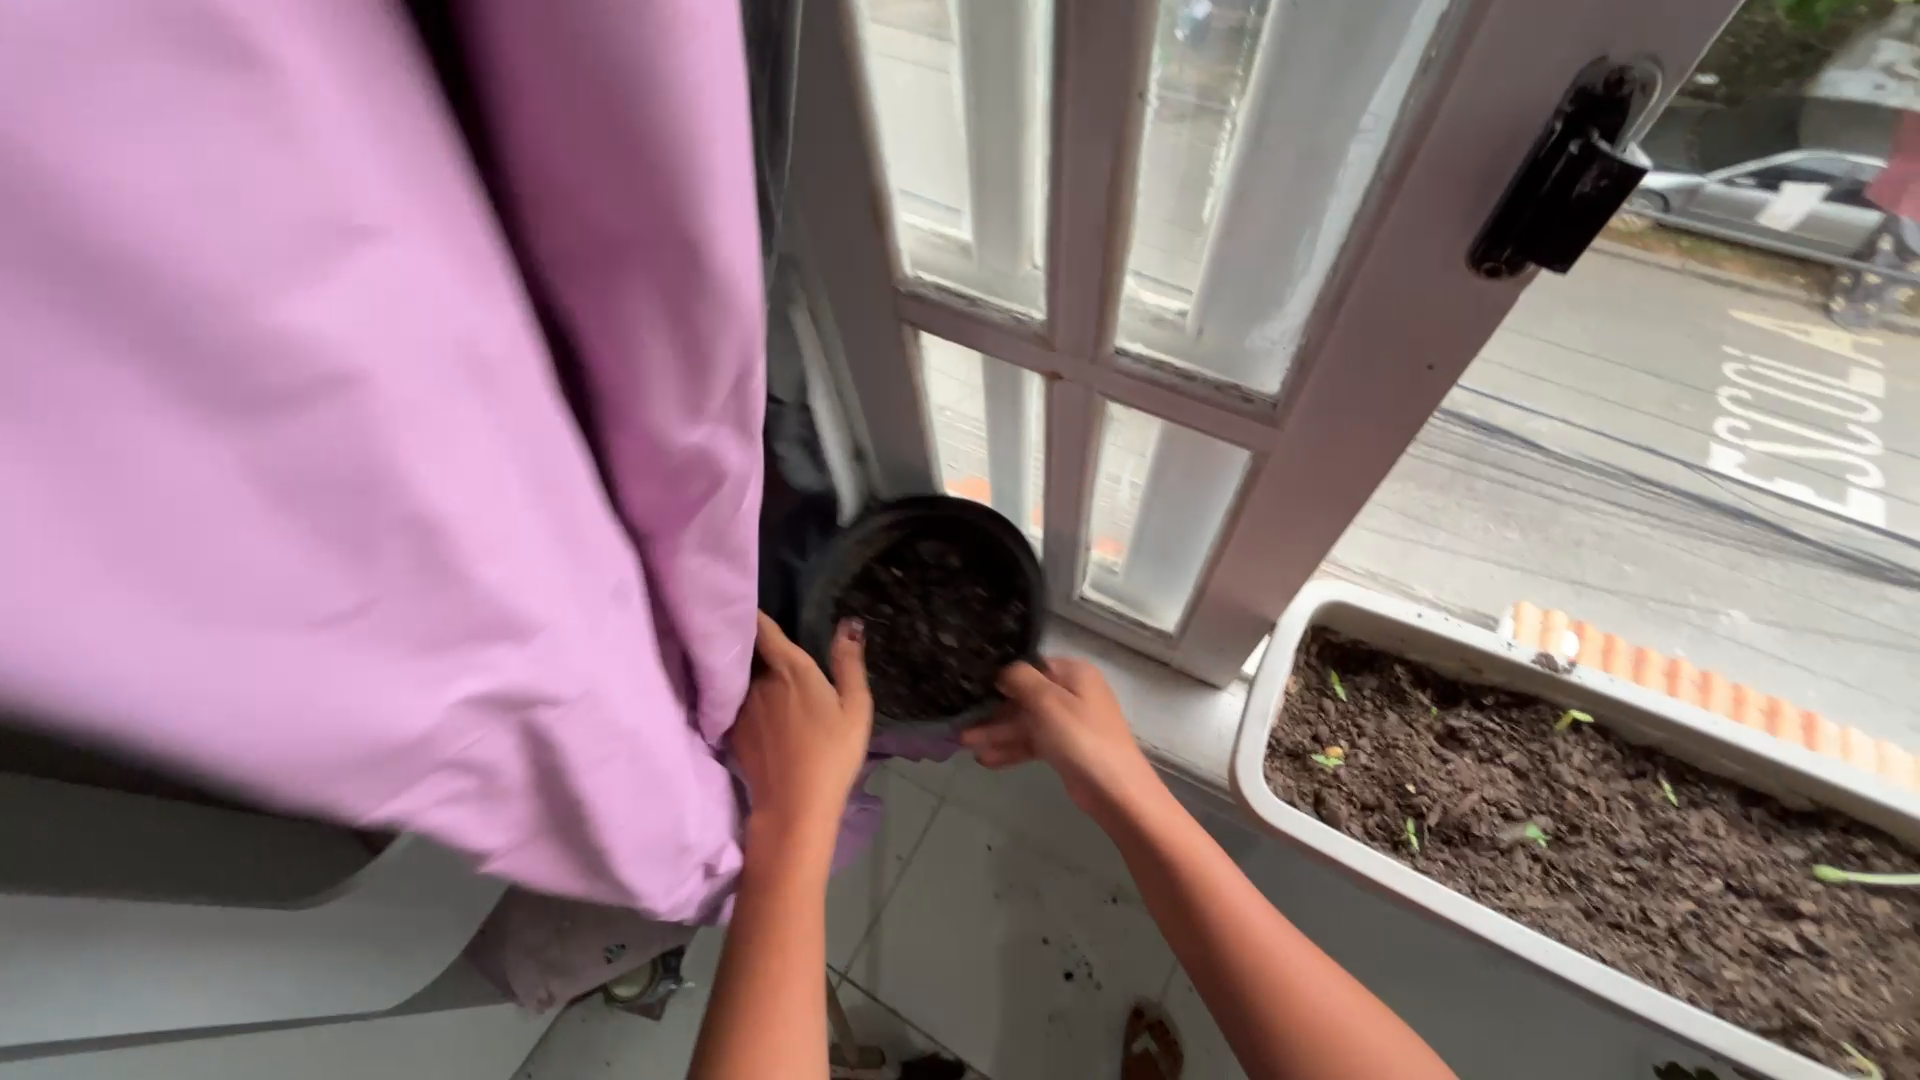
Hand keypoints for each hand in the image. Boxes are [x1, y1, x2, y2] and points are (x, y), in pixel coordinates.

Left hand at [731, 613, 872, 835]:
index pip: (762, 628)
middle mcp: (758, 680)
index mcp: (790, 668)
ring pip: (742, 679)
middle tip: (765, 642)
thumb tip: (848, 624)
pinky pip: (736, 704)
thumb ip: (849, 662)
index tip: (752, 601)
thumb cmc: (833, 753)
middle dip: (754, 644)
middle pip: (750, 652)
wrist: (794, 805)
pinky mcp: (731, 731)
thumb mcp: (856, 707)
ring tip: (761, 676)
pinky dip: (742, 700)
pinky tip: (756, 711)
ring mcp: (740, 706)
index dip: (755, 613)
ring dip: (748, 673)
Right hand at [959, 657, 1163, 820]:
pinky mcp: (1065, 749)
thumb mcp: (1047, 701)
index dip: (1003, 675)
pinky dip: (1012, 749)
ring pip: (1026, 722)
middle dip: (994, 710)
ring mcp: (1069, 723)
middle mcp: (1072, 693)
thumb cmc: (1080, 738)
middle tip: (961, 720)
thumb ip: (1020, 678)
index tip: (972, 684)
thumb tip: (1002, 671)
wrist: (1115, 791)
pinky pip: (1033, 743)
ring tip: (963, 743)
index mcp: (1073, 673)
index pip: (1031, 665)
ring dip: (997, 732)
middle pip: (1025, 696)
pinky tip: (985, 759)